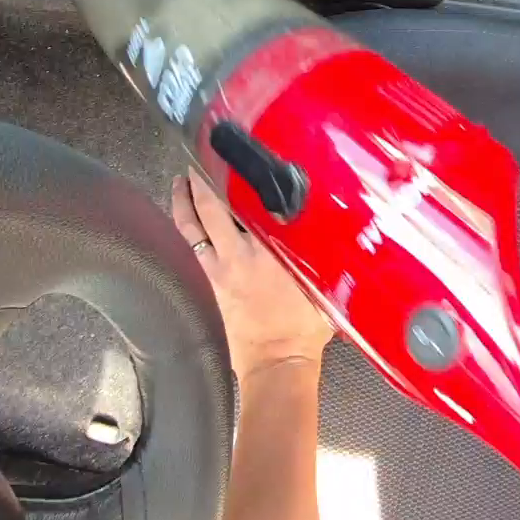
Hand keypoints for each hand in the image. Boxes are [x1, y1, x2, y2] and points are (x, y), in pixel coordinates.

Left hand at [172, 169, 332, 377]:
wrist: (278, 364)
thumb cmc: (305, 327)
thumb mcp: (323, 282)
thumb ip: (320, 252)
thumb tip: (338, 226)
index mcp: (270, 250)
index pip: (249, 202)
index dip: (237, 176)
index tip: (234, 156)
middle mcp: (239, 255)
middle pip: (210, 208)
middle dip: (201, 181)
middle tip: (198, 160)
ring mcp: (219, 270)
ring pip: (191, 228)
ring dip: (183, 202)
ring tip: (180, 182)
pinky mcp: (209, 286)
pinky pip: (190, 250)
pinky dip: (184, 231)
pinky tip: (183, 220)